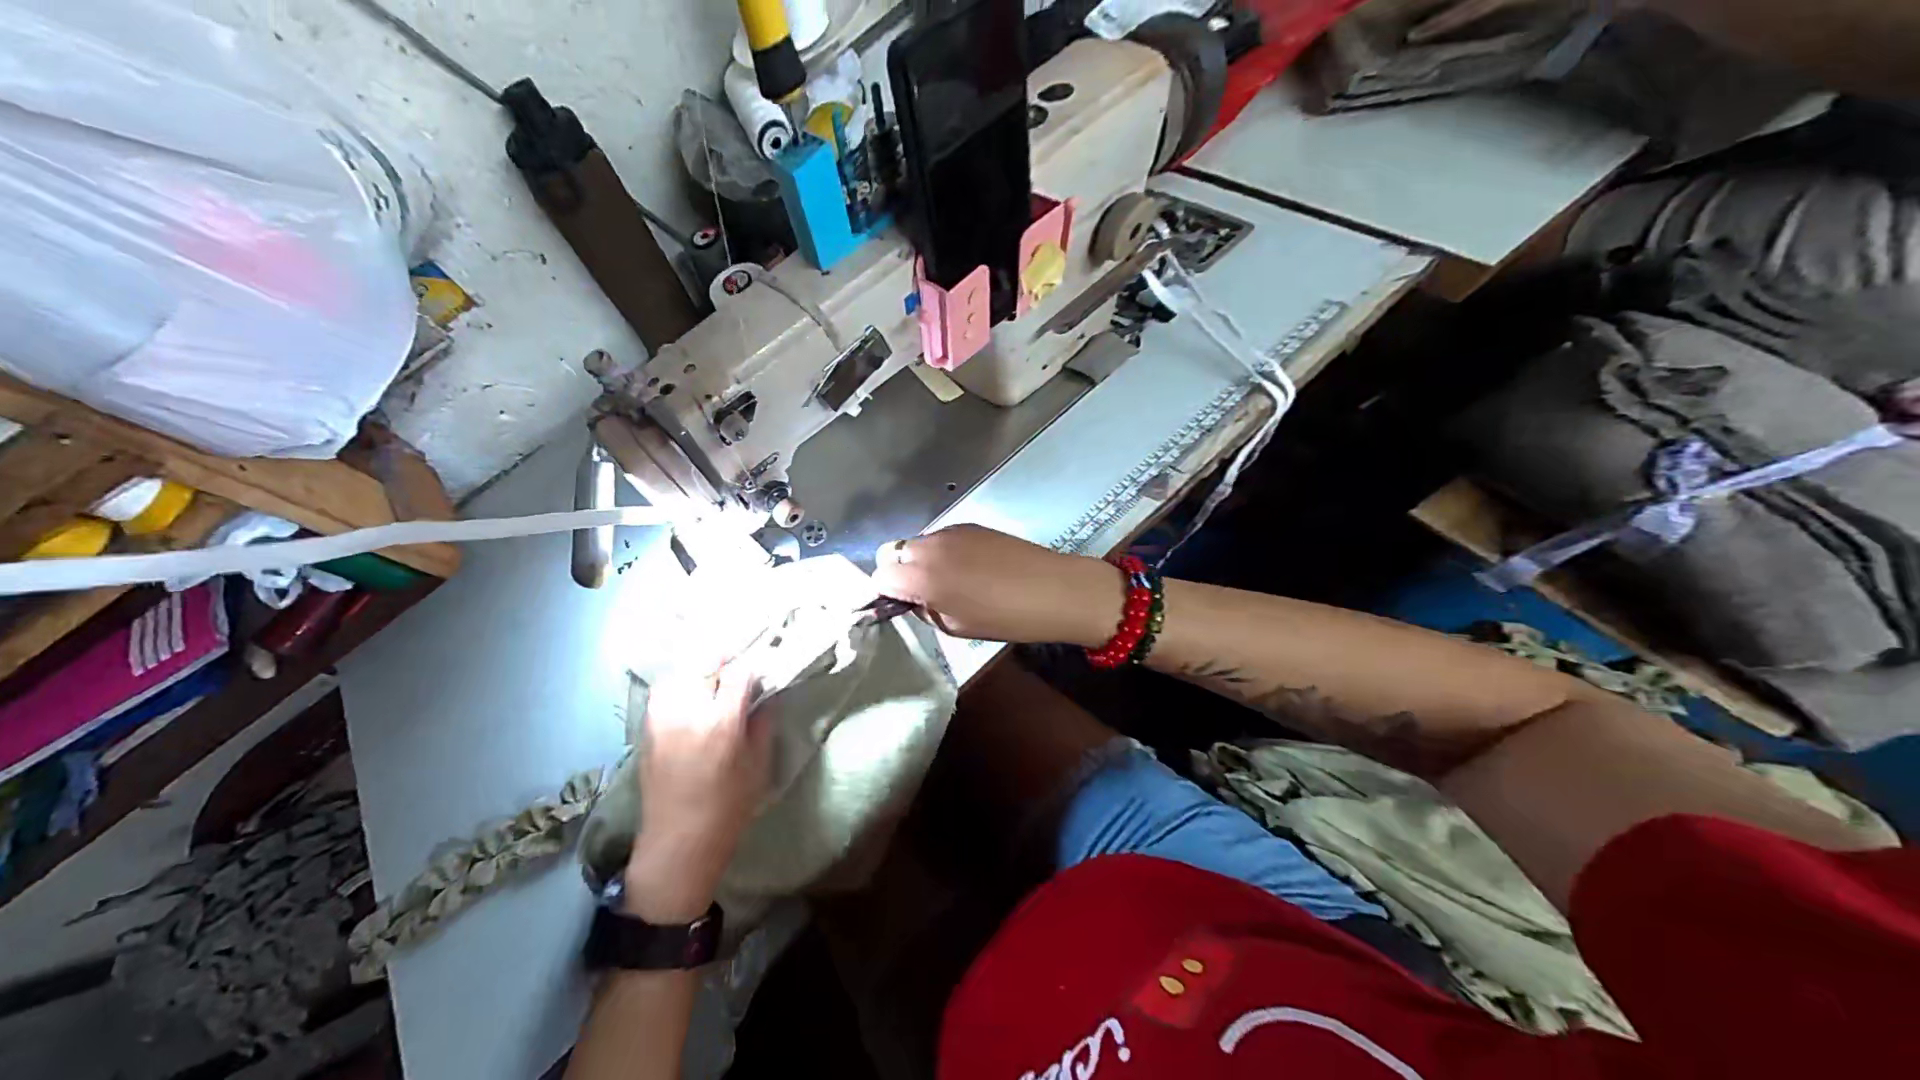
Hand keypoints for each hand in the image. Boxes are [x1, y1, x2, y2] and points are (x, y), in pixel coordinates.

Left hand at [625, 660, 771, 922]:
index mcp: (721, 723)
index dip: (754, 664)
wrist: (678, 841)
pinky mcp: (647, 726)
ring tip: (715, 677)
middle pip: (705, 662)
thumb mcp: (759, 764)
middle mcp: (687, 712)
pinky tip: (693, 695)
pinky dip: (681, 682)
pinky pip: (665, 690)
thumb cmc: (728, 807)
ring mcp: (662, 718)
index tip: (763, 667)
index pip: (738, 671)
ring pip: (680, 670)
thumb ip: (763, 721)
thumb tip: (765, 692)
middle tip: (739, 668)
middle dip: (725, 658)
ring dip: (700, 667)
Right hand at [871, 525, 1124, 646]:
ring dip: (922, 559)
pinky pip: (942, 537)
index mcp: (922, 578)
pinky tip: (970, 567)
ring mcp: (950, 532)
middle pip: (893, 552)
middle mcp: (929, 548)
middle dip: (900, 571)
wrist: (1053, 589)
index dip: (888, 591)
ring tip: (950, 579)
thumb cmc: (1004, 617)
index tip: (904, 603)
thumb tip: (912, 599)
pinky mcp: (971, 525)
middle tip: (923, 591)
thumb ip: (925, 609)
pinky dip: (944, 550)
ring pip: (917, 542)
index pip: (880, 576)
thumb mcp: (956, 626)